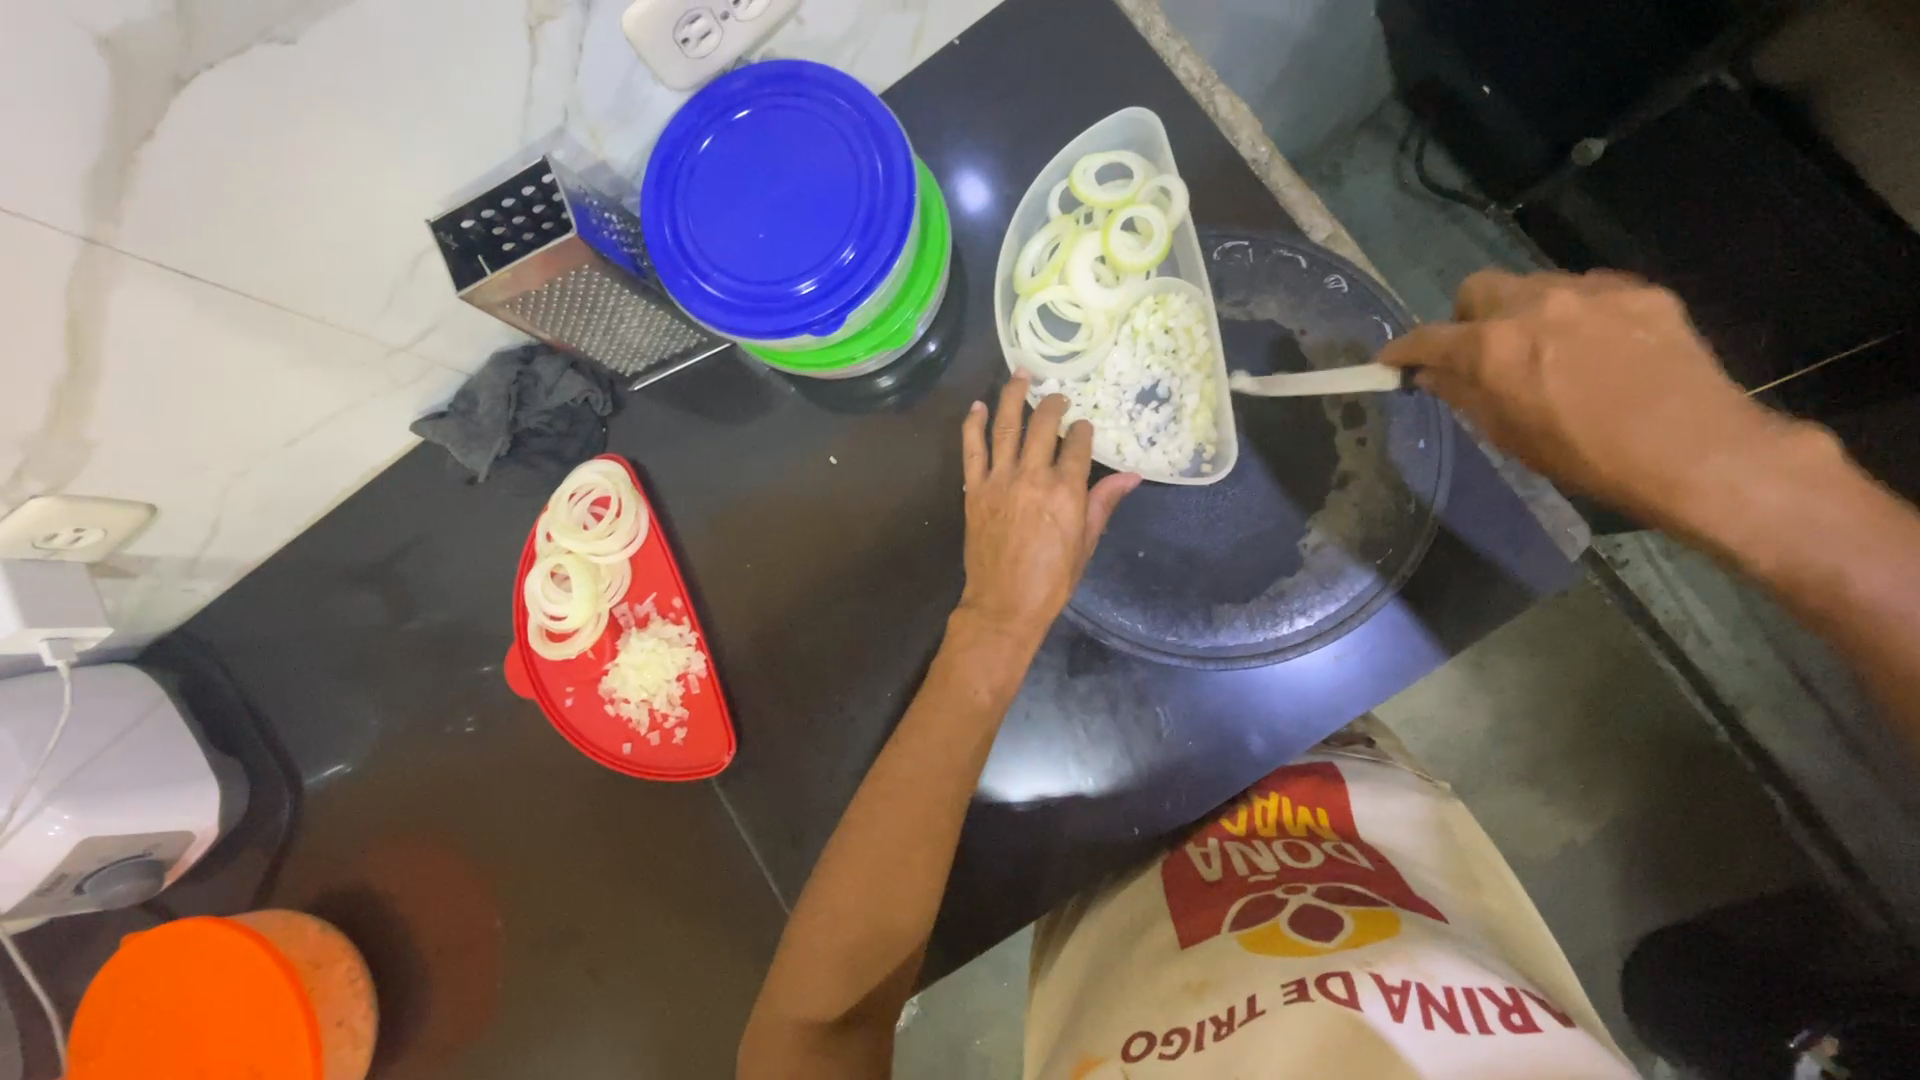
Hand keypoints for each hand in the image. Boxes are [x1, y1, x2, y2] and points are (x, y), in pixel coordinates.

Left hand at [956, 375, 1140, 644]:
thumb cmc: (1053, 580)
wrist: (1005, 604)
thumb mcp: (1086, 542)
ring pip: (1006, 426)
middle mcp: (1033, 477)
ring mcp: (1000, 481)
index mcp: (1066, 491)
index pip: (1078, 445)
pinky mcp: (974, 490)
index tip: (1084, 426)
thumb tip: (1132, 476)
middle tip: (1058, 395)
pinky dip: (973, 425)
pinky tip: (977, 406)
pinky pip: (972, 449)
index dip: (1083, 431)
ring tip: (1021, 374)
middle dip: (1053, 405)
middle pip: (1043, 426)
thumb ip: (1104, 503)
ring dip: (1013, 396)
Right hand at [1378, 269, 1809, 522]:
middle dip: (1466, 317)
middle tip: (1479, 351)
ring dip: (1522, 311)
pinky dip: (1575, 313)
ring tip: (1544, 348)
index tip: (1391, 361)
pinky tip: (1595, 346)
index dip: (1402, 350)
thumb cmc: (1584, 456)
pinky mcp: (1641, 292)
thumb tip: (1433, 375)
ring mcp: (1592, 292)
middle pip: (1478, 288)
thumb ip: (1463, 395)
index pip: (1427, 338)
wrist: (1694, 451)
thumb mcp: (1506, 434)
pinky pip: (1588, 291)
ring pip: (1535, 285)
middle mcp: (1535, 305)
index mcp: (1493, 347)